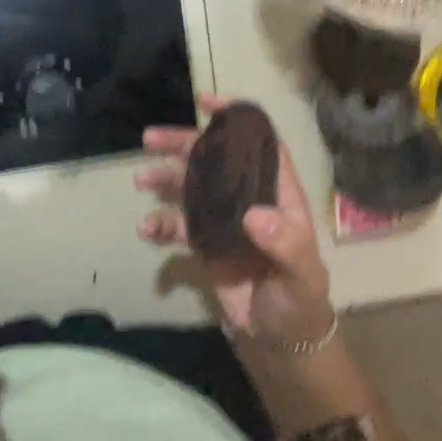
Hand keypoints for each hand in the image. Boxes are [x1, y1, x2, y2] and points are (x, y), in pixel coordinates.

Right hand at [136, 94, 335, 344]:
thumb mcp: (300, 272)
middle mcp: (247, 199)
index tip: (207, 102)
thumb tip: (253, 214)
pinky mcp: (204, 243)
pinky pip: (177, 224)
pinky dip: (159, 223)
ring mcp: (223, 220)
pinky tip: (146, 228)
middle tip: (150, 137)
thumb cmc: (300, 299)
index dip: (236, 120)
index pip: (260, 144)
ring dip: (165, 179)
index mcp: (277, 195)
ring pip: (190, 186)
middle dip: (183, 145)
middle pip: (213, 160)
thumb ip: (282, 242)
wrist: (281, 338)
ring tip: (141, 178)